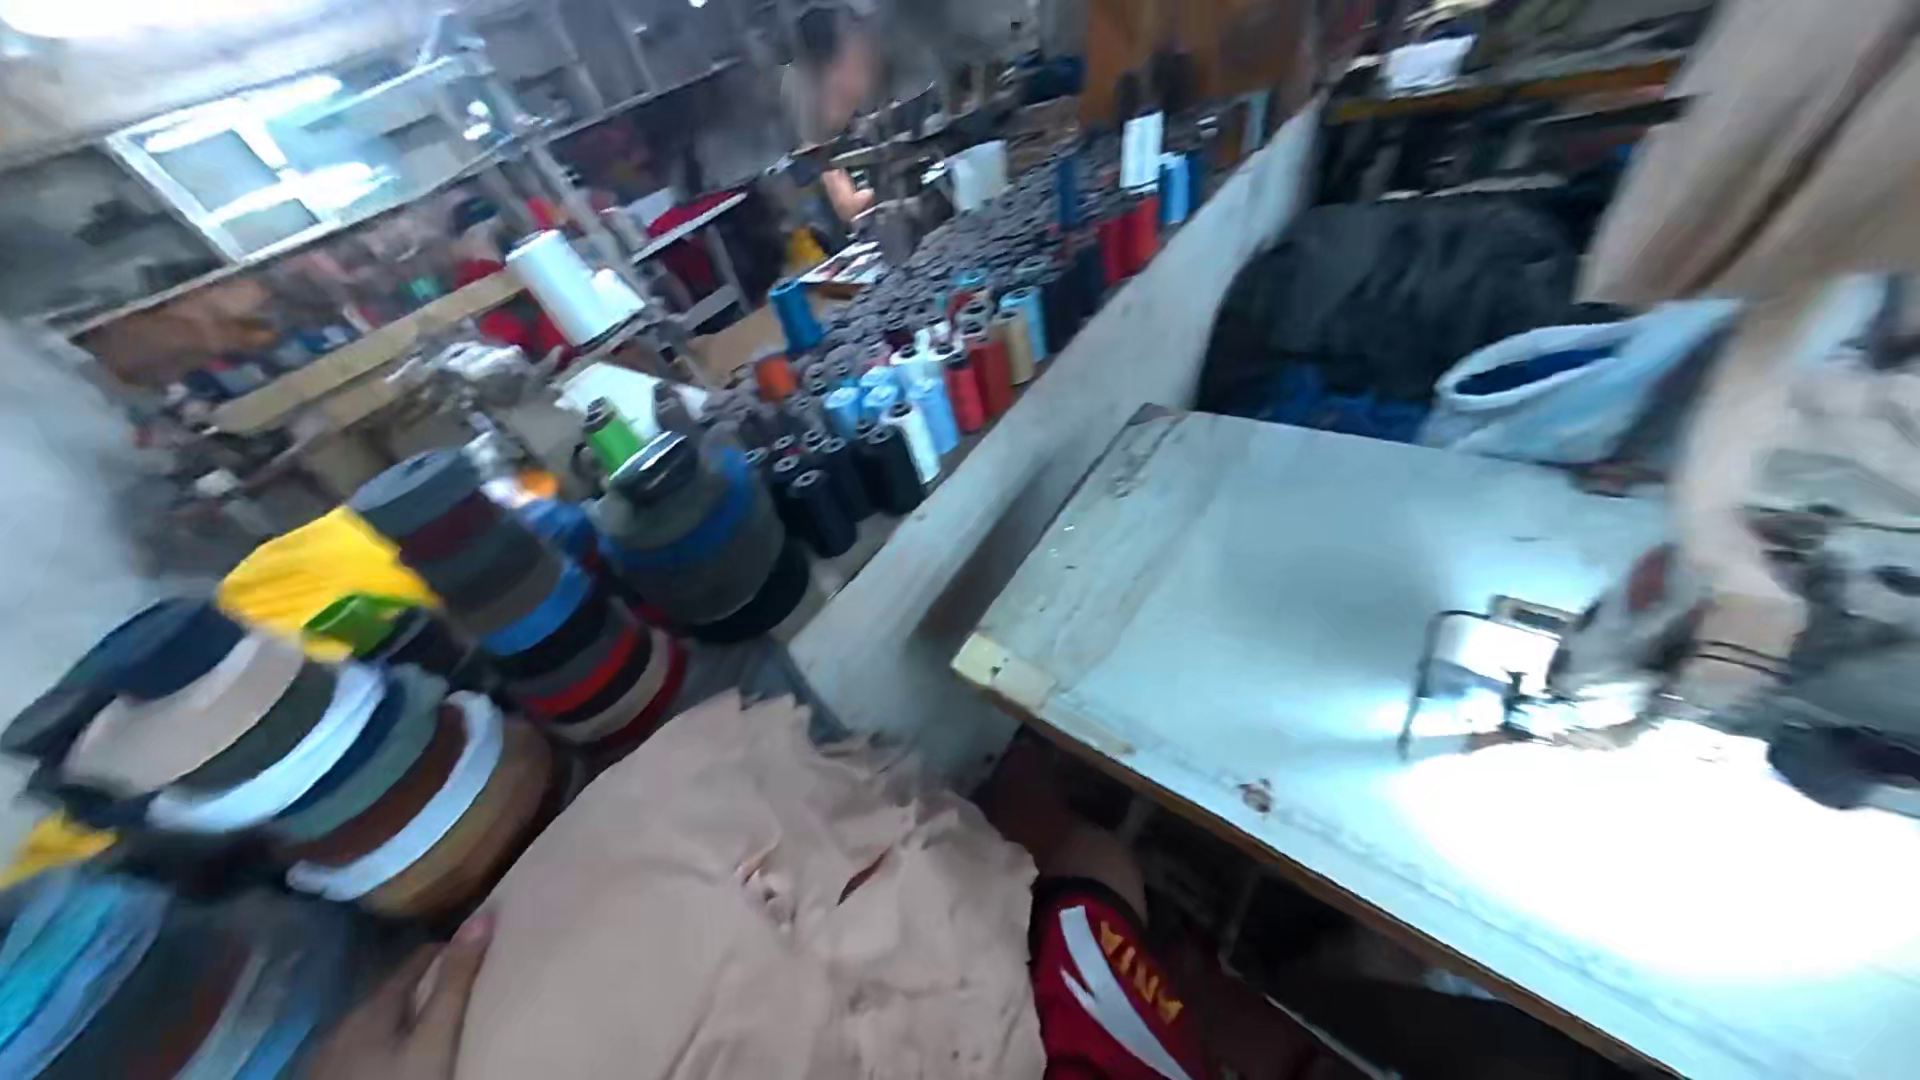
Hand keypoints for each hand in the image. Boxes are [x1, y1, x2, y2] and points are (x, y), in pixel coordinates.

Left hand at [306, 914, 493, 1079]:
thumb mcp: (436, 1039)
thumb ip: (457, 979)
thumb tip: (483, 915)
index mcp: (372, 1006)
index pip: (424, 955)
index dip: (456, 950)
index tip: (486, 954)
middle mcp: (344, 1024)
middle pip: (399, 987)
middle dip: (433, 983)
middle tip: (472, 990)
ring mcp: (326, 1061)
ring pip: (380, 1019)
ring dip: (411, 1015)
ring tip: (443, 1025)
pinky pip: (364, 1048)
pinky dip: (390, 1042)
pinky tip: (404, 1061)